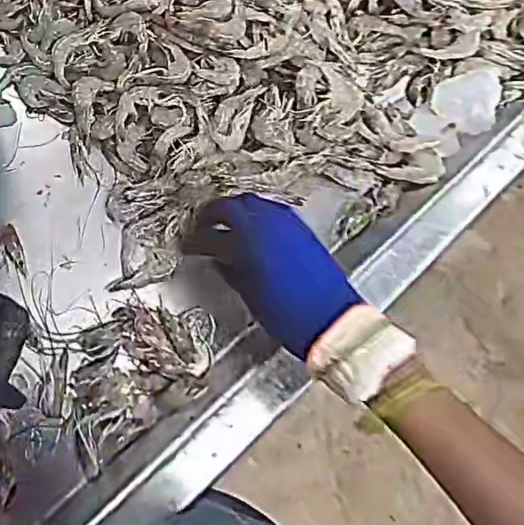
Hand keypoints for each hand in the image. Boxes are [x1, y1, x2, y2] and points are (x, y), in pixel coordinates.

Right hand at [185, 194, 361, 357]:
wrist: (335, 322)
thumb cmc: (292, 318)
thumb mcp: (251, 296)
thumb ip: (231, 271)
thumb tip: (219, 260)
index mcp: (247, 244)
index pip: (211, 236)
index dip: (195, 240)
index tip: (188, 245)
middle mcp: (265, 225)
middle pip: (229, 207)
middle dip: (212, 215)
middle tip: (202, 225)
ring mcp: (285, 223)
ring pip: (250, 202)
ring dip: (234, 209)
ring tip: (225, 222)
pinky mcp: (300, 226)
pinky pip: (270, 208)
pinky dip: (256, 212)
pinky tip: (253, 226)